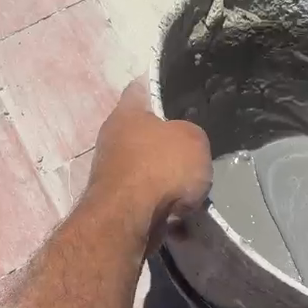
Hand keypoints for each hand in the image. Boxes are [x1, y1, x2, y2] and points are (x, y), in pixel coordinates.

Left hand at [88, 80, 210, 246]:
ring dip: (168, 178)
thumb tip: (184, 147)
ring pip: (148, 168)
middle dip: (169, 144)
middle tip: (195, 150)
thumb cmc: (161, 168)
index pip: (140, 88)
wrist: (130, 219)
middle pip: (145, 133)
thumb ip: (191, 135)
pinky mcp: (116, 202)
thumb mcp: (195, 140)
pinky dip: (163, 205)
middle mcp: (113, 138)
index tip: (179, 96)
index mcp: (127, 113)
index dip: (159, 89)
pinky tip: (181, 213)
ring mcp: (111, 172)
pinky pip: (148, 198)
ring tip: (194, 189)